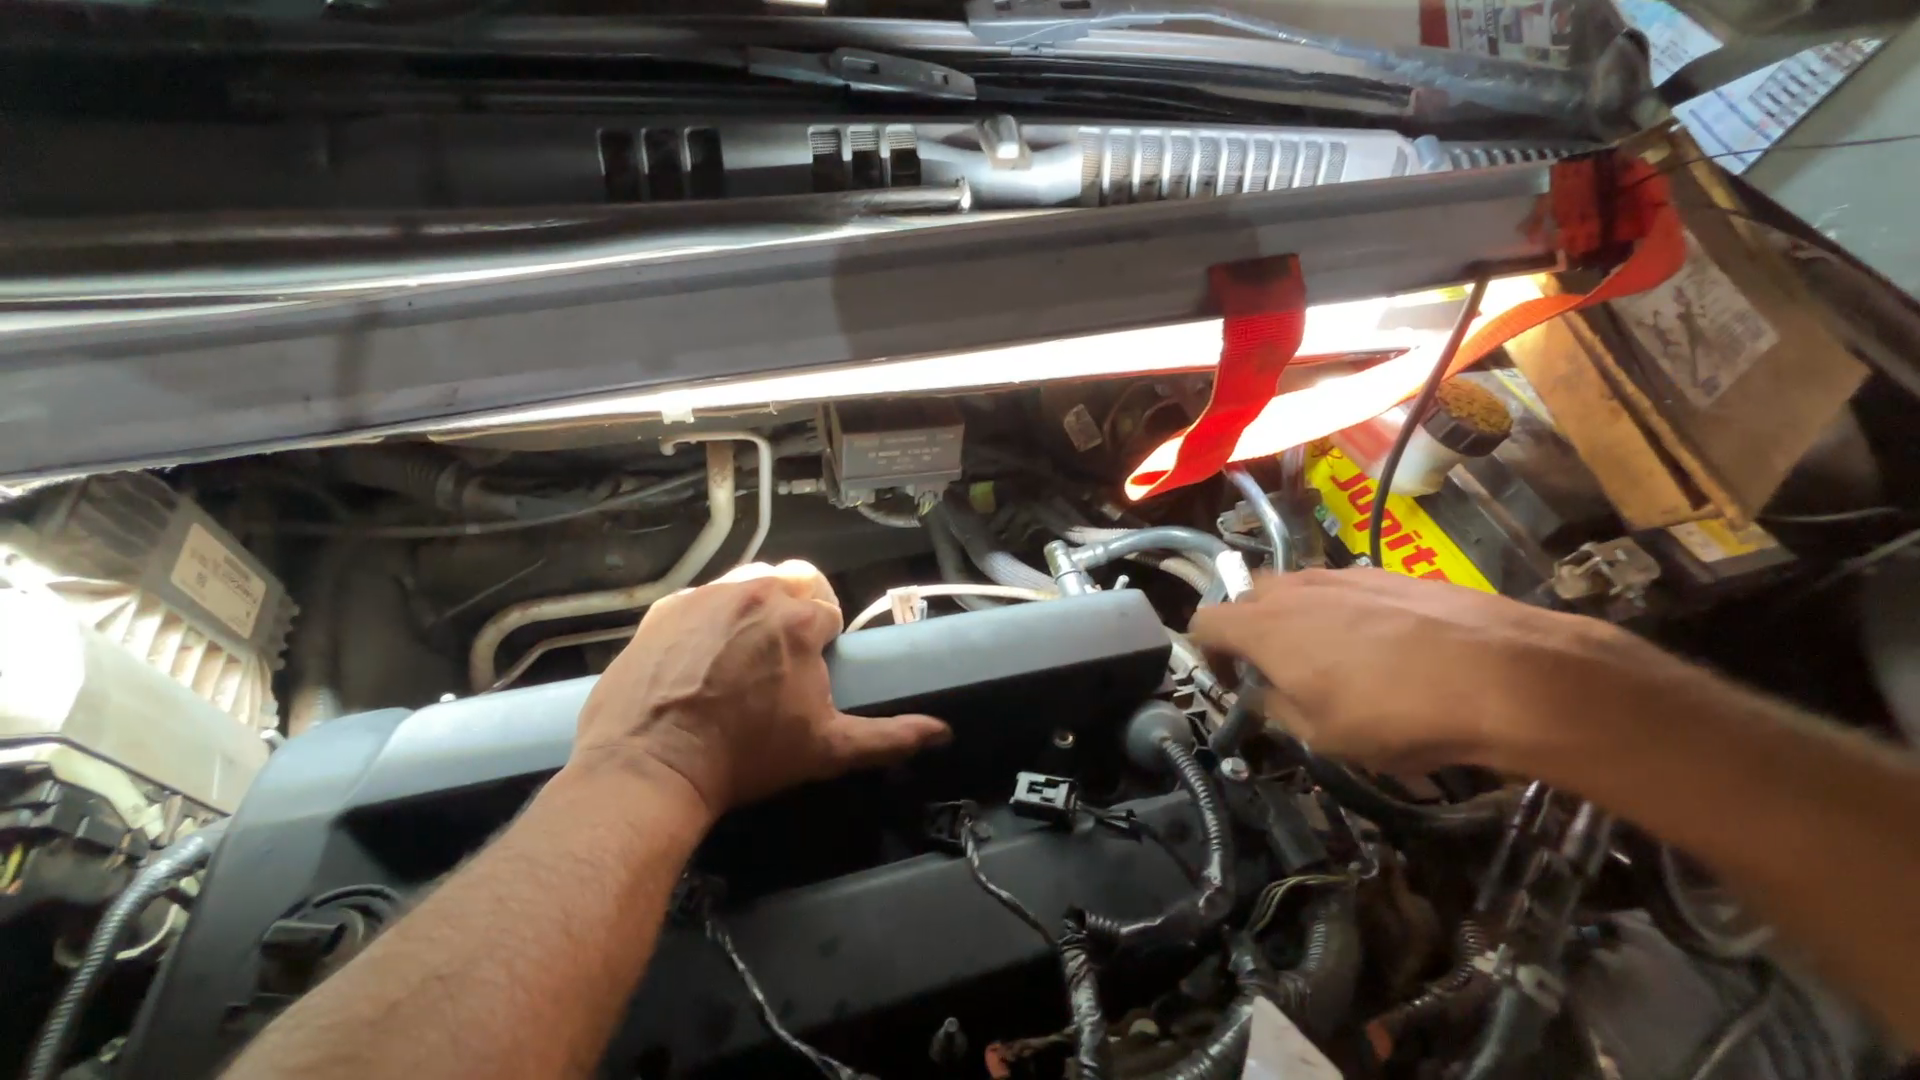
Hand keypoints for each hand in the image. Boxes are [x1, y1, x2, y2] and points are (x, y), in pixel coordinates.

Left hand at [572, 560, 950, 818]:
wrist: (651, 766)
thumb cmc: (748, 756)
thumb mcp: (827, 749)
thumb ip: (889, 736)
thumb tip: (943, 732)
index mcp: (798, 620)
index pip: (829, 611)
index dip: (826, 640)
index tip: (811, 672)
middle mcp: (754, 592)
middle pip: (792, 581)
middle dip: (797, 607)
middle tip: (785, 655)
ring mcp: (704, 597)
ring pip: (746, 582)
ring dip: (756, 606)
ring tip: (745, 652)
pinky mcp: (663, 609)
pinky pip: (700, 599)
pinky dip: (709, 618)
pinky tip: (700, 657)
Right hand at [1187, 568, 1665, 773]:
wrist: (1507, 675)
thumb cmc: (1397, 715)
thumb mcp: (1321, 735)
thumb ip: (1275, 706)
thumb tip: (1264, 690)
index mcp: (1265, 627)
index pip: (1203, 622)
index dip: (1208, 655)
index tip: (1237, 685)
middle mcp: (1295, 590)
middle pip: (1248, 597)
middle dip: (1251, 632)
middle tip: (1280, 672)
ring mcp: (1344, 575)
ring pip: (1298, 591)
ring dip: (1298, 621)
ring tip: (1336, 663)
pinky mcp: (1390, 574)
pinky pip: (1344, 590)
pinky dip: (1344, 614)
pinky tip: (1386, 651)